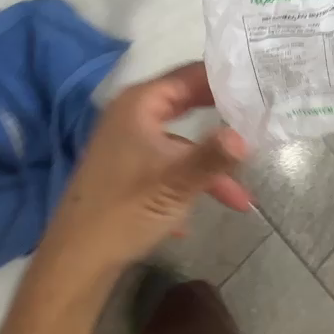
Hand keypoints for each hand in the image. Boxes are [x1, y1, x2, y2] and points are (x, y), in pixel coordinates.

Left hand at [40, 62, 250, 276]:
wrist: (76, 259)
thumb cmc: (125, 209)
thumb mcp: (176, 183)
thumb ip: (212, 157)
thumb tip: (245, 136)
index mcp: (139, 102)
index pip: (188, 75)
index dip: (221, 77)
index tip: (256, 81)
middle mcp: (130, 114)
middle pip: (185, 104)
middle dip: (220, 117)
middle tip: (257, 115)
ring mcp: (125, 142)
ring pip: (178, 143)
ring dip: (206, 168)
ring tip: (240, 197)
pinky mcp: (124, 169)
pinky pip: (164, 164)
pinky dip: (184, 182)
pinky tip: (194, 218)